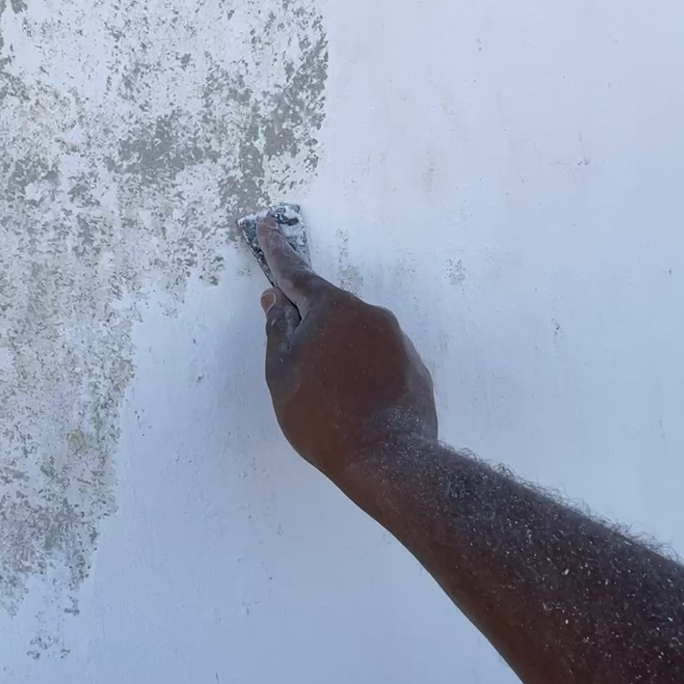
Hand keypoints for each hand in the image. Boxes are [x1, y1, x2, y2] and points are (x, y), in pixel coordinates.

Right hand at [257, 219, 438, 486]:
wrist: (386, 459)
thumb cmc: (320, 412)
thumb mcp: (281, 370)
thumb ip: (278, 329)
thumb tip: (278, 300)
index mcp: (333, 308)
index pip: (297, 274)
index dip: (278, 251)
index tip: (268, 224)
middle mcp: (370, 314)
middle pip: (328, 310)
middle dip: (307, 325)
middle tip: (293, 362)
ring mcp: (397, 340)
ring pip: (354, 337)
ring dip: (335, 354)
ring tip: (325, 399)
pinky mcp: (415, 368)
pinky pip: (377, 360)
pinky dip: (360, 372)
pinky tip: (353, 406)